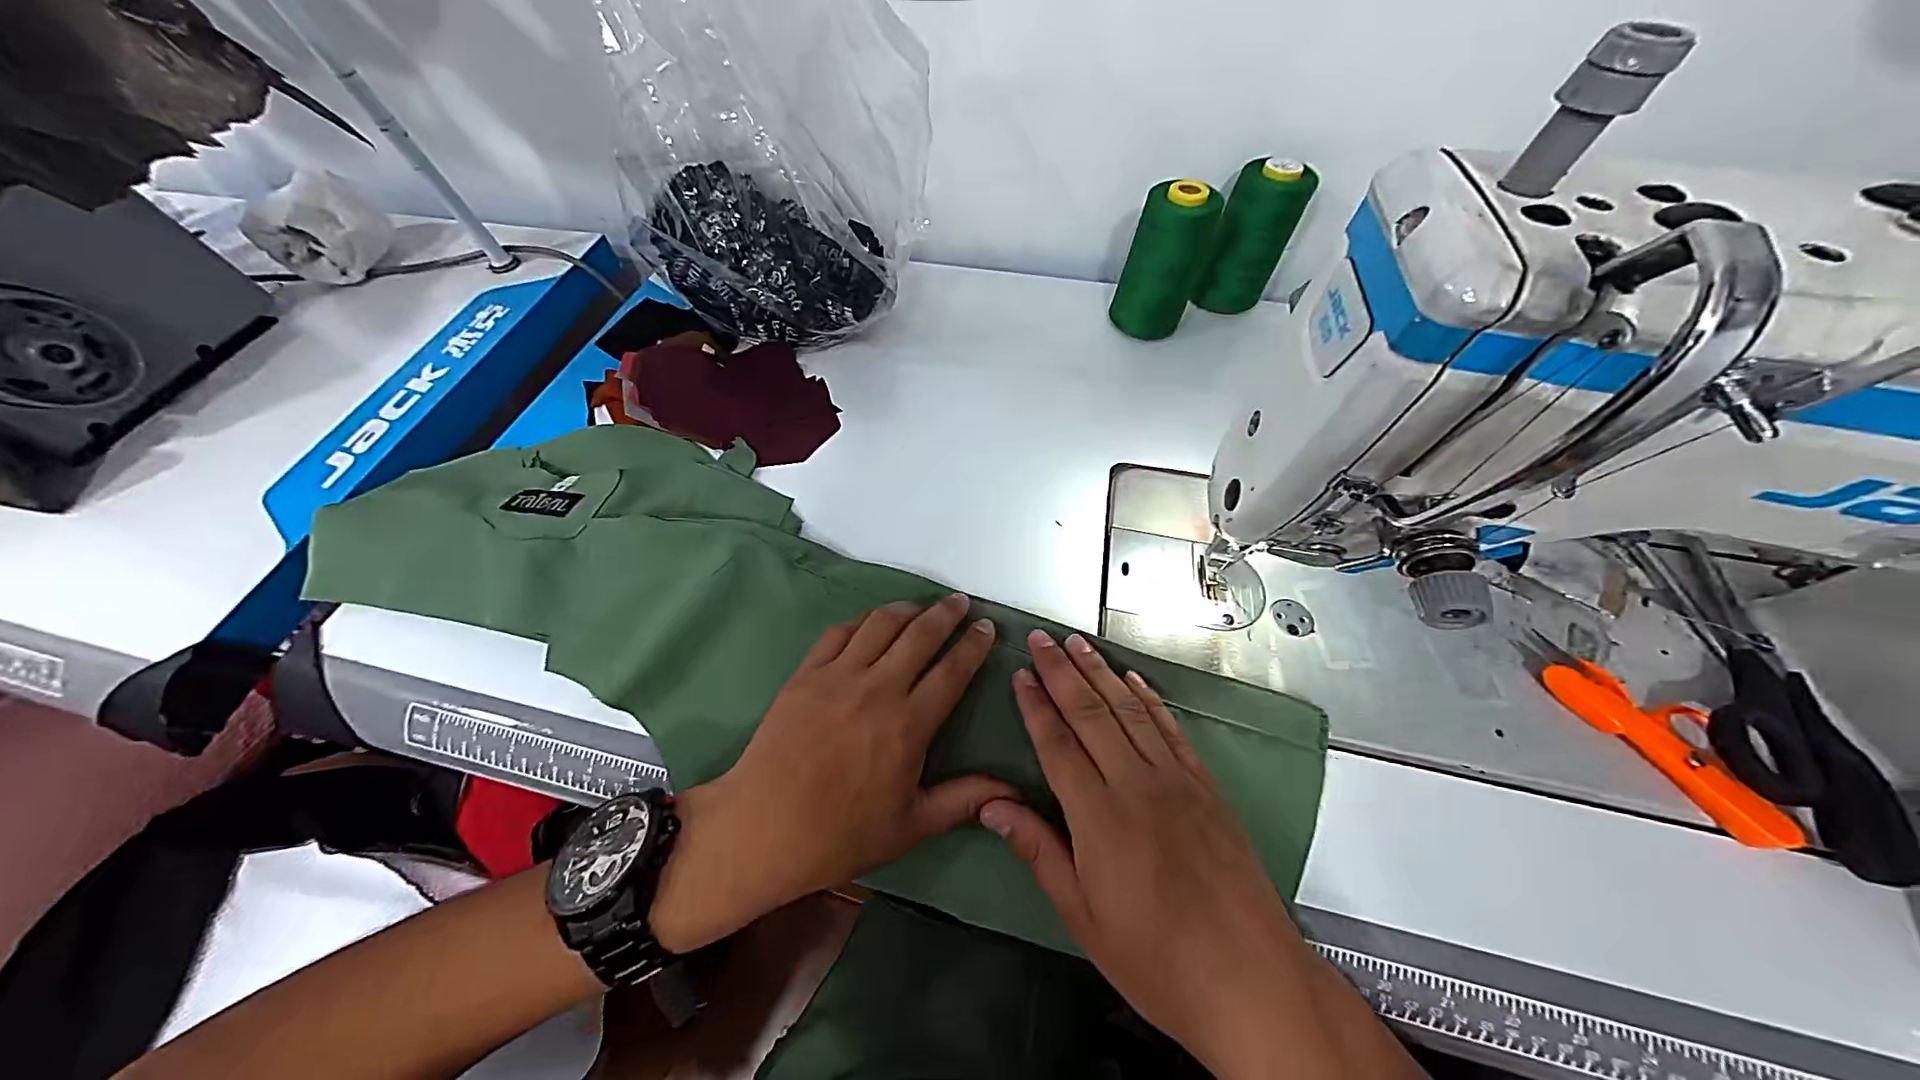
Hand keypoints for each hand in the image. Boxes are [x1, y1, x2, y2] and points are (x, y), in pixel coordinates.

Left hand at [649, 595, 1014, 952]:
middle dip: (946, 614)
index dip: (972, 646)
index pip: (952, 672)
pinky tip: (871, 621)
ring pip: (880, 625)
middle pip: (920, 636)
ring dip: (906, 609)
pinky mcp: (806, 674)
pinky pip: (839, 633)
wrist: (763, 828)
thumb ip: (963, 801)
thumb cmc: (841, 833)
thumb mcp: (911, 825)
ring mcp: (838, 677)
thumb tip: (1013, 793)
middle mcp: (878, 689)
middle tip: (960, 602)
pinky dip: (861, 620)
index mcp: (909, 724)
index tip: (986, 627)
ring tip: (922, 605)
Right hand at [981, 631, 1421, 1079]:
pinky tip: (1134, 680)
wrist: (1251, 980)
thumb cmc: (1156, 960)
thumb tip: (991, 807)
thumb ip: (1038, 851)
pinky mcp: (1207, 788)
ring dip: (1101, 672)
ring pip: (1131, 711)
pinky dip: (1149, 699)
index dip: (1035, 705)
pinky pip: (1172, 730)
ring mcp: (1178, 782)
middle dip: (1062, 672)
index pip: (1058, 744)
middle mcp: (1138, 786)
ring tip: (1078, 643)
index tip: (1020, 674)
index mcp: (1100, 818)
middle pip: (1091, 714)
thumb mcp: (1083, 915)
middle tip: (1042, 639)